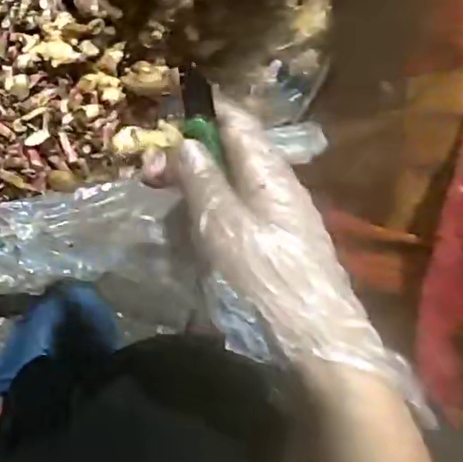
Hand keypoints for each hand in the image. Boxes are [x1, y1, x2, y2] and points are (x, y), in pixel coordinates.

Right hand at [173, 101, 405, 387]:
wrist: (316, 351)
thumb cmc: (266, 279)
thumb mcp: (222, 223)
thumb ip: (200, 178)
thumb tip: (186, 142)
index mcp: (268, 174)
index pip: (237, 122)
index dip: (203, 110)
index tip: (164, 114)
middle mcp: (272, 190)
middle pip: (222, 156)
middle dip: (181, 161)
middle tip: (146, 178)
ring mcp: (271, 221)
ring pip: (218, 190)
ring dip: (185, 196)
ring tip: (162, 220)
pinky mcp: (265, 250)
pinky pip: (224, 221)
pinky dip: (198, 224)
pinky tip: (182, 245)